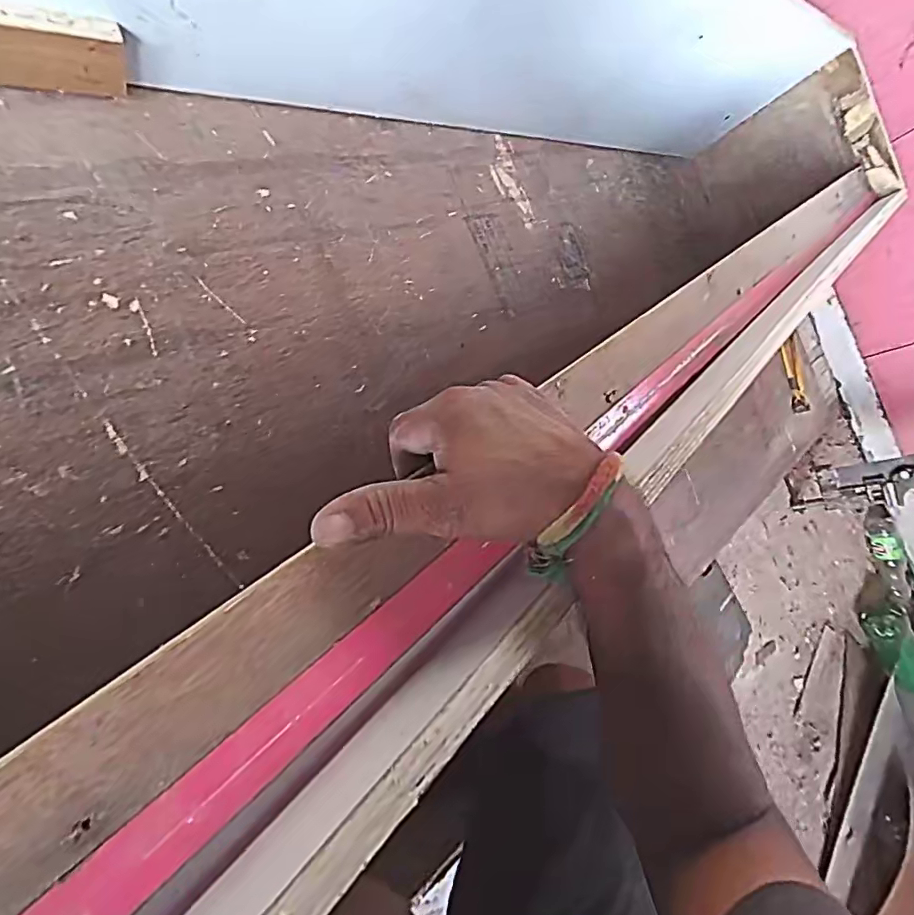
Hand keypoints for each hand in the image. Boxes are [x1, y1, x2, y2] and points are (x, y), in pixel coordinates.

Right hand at [310, 376, 605, 545]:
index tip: (436, 494)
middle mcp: (477, 393)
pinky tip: (514, 468)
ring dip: (470, 452)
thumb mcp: (439, 511)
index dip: (411, 473)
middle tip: (467, 493)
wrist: (586, 497)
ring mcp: (509, 395)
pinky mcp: (535, 403)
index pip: (399, 437)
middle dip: (441, 463)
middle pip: (433, 429)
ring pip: (467, 424)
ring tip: (494, 483)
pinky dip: (499, 442)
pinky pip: (499, 420)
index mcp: (446, 410)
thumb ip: (380, 511)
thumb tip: (327, 521)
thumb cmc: (521, 499)